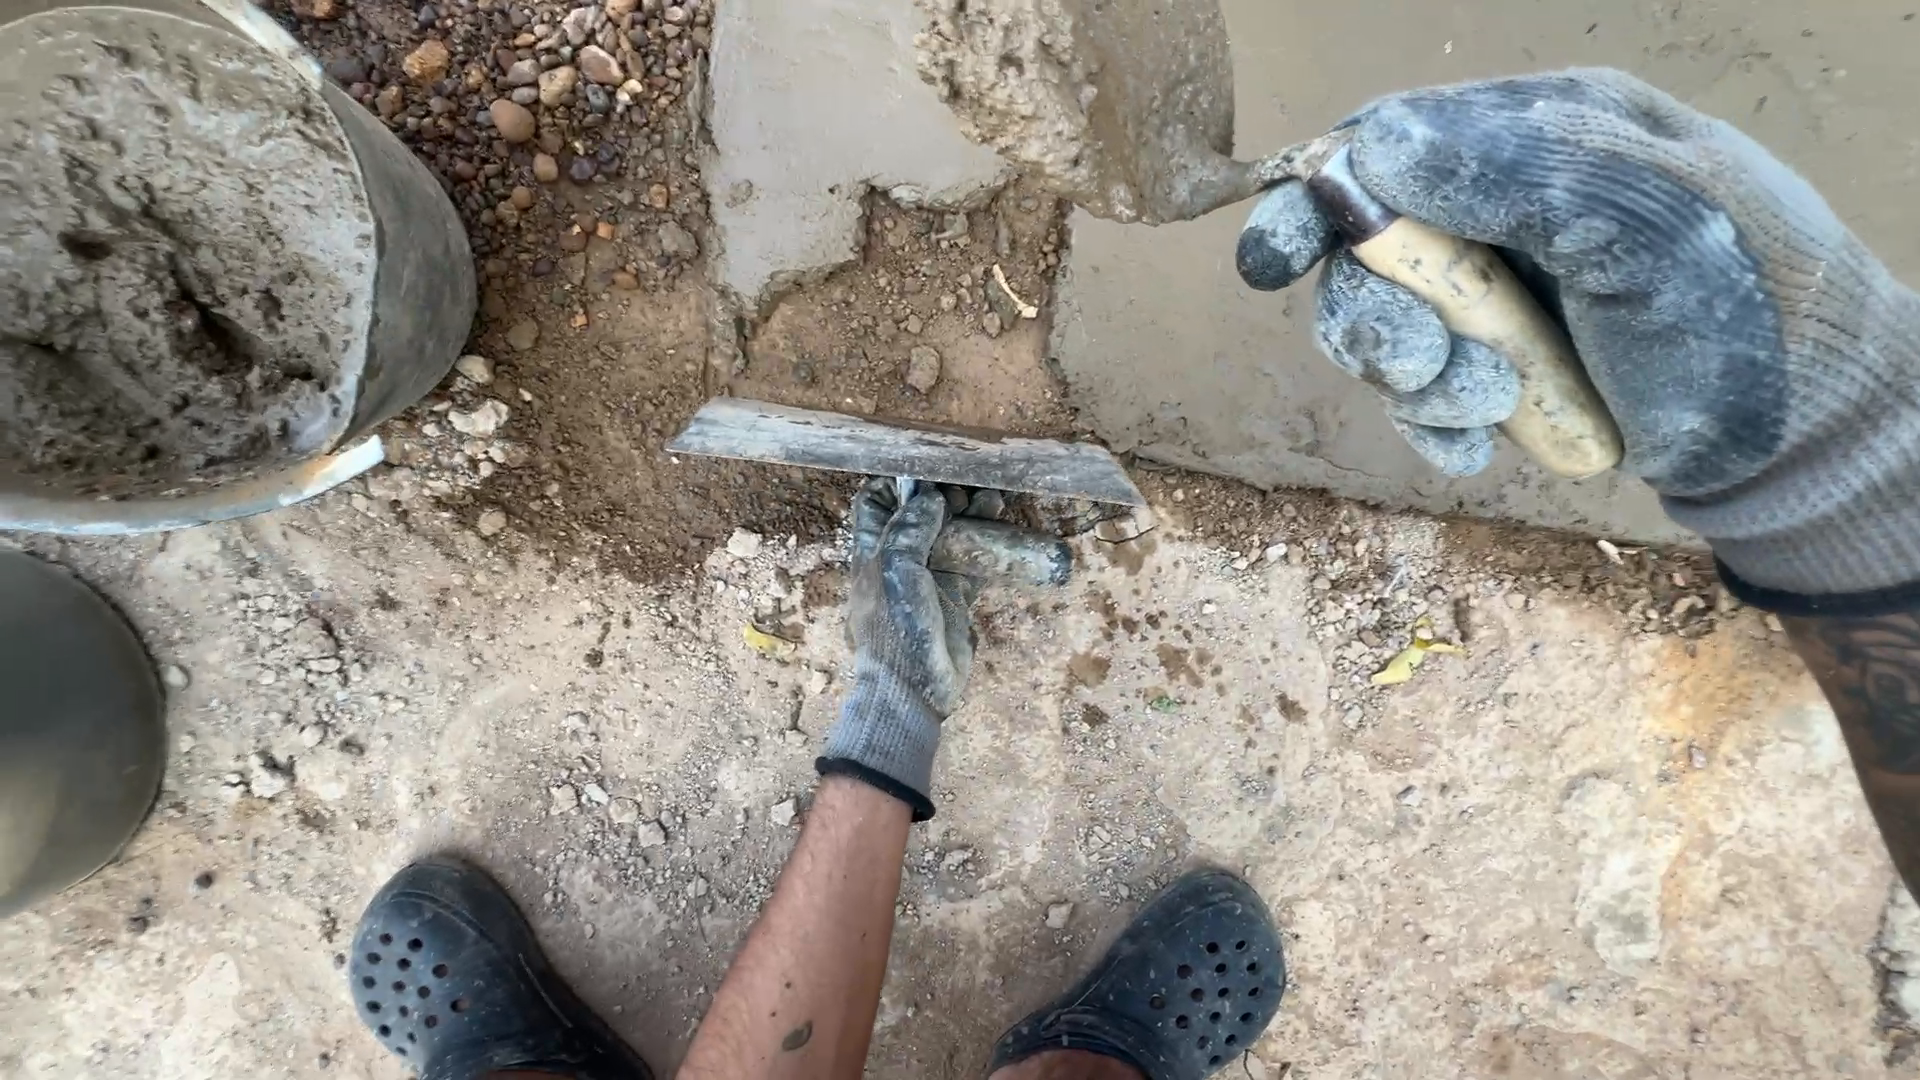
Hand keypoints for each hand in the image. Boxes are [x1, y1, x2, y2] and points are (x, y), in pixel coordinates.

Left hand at [818, 478, 999, 819]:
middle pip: (917, 514)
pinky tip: (1000, 514)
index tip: (924, 471)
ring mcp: (929, 576)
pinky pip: (972, 557)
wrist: (916, 688)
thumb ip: (910, 529)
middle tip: (964, 483)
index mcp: (871, 553)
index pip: (875, 505)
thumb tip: (929, 495)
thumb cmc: (897, 628)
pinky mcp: (956, 594)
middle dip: (940, 493)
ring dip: (968, 510)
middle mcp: (898, 560)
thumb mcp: (895, 571)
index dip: (895, 483)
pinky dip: (986, 536)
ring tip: (990, 491)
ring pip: (949, 532)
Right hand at [1236, 68, 1919, 601]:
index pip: (1386, 151)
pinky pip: (1407, 396)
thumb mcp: (1646, 220)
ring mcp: (1476, 297)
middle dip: (1376, 319)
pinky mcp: (1470, 366)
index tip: (1272, 257)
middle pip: (1362, 259)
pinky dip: (1433, 426)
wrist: (1784, 434)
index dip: (1314, 201)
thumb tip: (1371, 149)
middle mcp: (1488, 215)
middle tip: (1414, 365)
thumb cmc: (1741, 307)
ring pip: (1375, 333)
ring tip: (1489, 405)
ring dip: (1416, 381)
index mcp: (1531, 143)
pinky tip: (1482, 445)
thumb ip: (1513, 172)